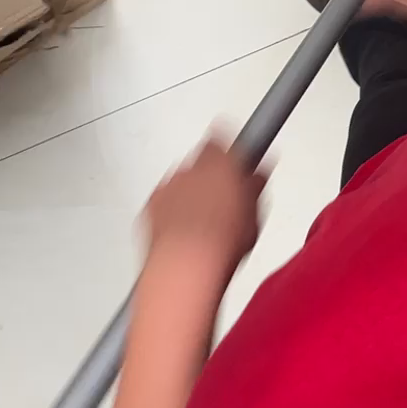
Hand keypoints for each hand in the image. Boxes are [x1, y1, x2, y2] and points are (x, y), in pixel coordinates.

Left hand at [143, 138, 265, 268]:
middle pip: (201, 163)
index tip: (237, 167)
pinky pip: (163, 201)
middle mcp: (190, 167)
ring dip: (190, 195)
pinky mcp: (152, 205)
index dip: (230, 155)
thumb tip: (254, 179)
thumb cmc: (220, 241)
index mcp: (219, 160)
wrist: (185, 265)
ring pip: (181, 182)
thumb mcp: (255, 212)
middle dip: (210, 178)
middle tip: (223, 201)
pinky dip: (171, 211)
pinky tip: (184, 232)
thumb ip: (253, 186)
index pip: (223, 142)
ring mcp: (168, 185)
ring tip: (203, 223)